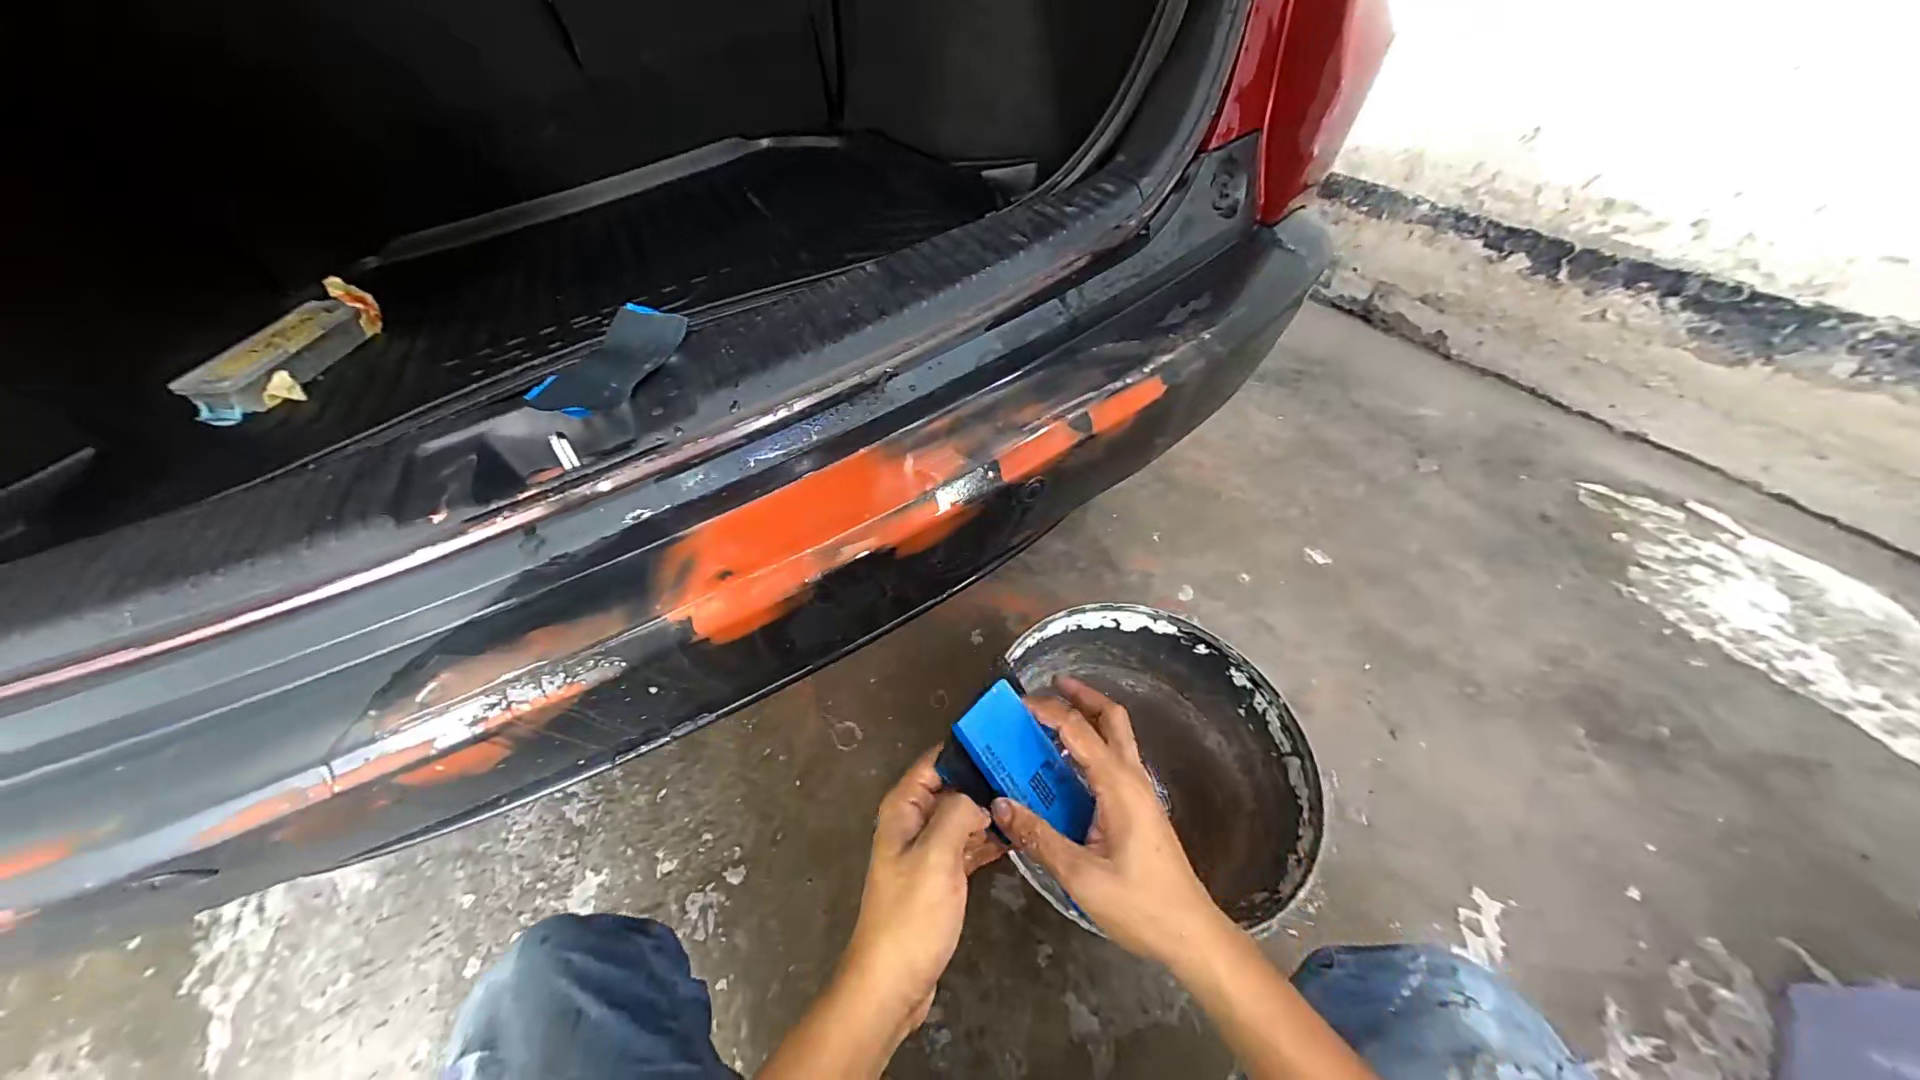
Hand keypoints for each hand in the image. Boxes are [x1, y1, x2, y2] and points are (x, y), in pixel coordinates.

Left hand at [839, 746, 1005, 1031]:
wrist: (893, 983)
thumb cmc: (911, 916)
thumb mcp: (936, 857)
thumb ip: (958, 813)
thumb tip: (981, 796)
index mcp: (904, 808)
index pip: (936, 760)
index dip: (968, 748)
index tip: (1006, 740)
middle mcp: (914, 821)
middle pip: (953, 786)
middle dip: (986, 778)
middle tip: (1029, 770)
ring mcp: (928, 849)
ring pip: (963, 815)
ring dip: (990, 809)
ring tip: (1031, 798)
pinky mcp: (941, 874)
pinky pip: (968, 844)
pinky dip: (988, 838)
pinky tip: (1017, 835)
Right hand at [992, 676, 1233, 969]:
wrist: (1192, 934)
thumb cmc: (1140, 905)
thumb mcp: (1080, 875)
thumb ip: (1038, 837)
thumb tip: (1000, 805)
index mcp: (1118, 785)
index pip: (1078, 730)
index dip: (1047, 710)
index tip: (1017, 705)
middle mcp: (1132, 778)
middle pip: (1111, 718)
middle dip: (1082, 696)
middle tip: (1051, 686)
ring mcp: (1140, 792)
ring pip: (1116, 737)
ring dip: (1087, 719)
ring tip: (1050, 719)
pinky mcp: (1139, 808)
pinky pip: (1112, 762)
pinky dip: (1089, 747)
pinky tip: (1065, 766)